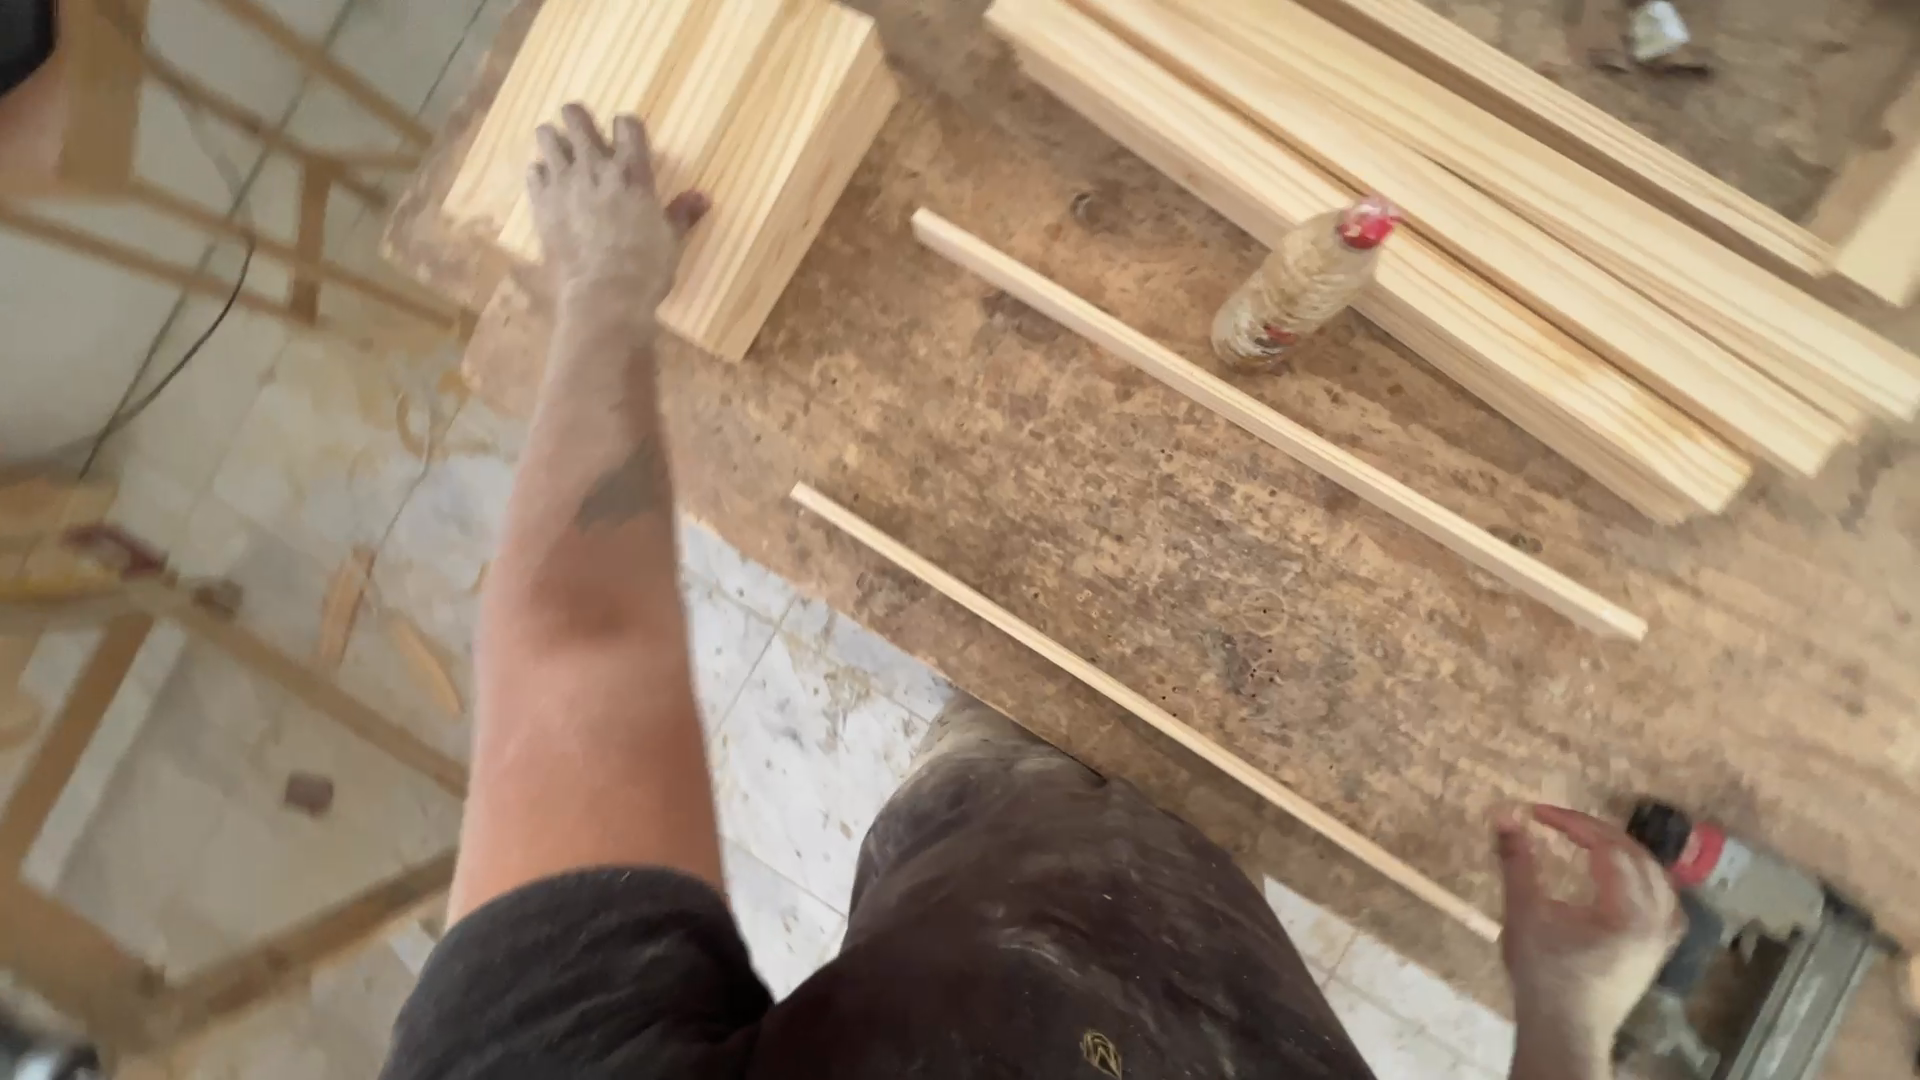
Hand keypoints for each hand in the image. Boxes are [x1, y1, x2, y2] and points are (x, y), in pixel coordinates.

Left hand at [526, 103, 709, 306]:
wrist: (605, 295)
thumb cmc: (646, 269)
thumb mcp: (671, 242)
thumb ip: (682, 214)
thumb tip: (704, 197)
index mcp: (632, 173)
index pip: (627, 124)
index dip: (626, 126)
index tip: (627, 138)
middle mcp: (595, 167)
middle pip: (576, 116)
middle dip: (579, 120)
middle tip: (585, 137)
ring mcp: (563, 181)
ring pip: (547, 135)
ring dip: (554, 142)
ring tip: (563, 158)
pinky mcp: (540, 201)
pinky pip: (533, 171)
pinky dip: (541, 175)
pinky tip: (551, 189)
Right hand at [1495, 804, 1682, 1068]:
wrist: (1564, 1027)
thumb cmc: (1542, 971)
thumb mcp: (1523, 911)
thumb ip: (1516, 861)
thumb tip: (1504, 815)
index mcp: (1628, 912)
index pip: (1609, 849)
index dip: (1573, 823)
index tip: (1535, 811)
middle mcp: (1655, 923)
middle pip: (1638, 859)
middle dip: (1595, 830)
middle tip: (1555, 818)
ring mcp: (1660, 940)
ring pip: (1658, 880)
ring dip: (1622, 851)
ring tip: (1586, 838)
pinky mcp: (1654, 951)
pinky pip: (1664, 903)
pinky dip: (1642, 878)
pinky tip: (1624, 877)